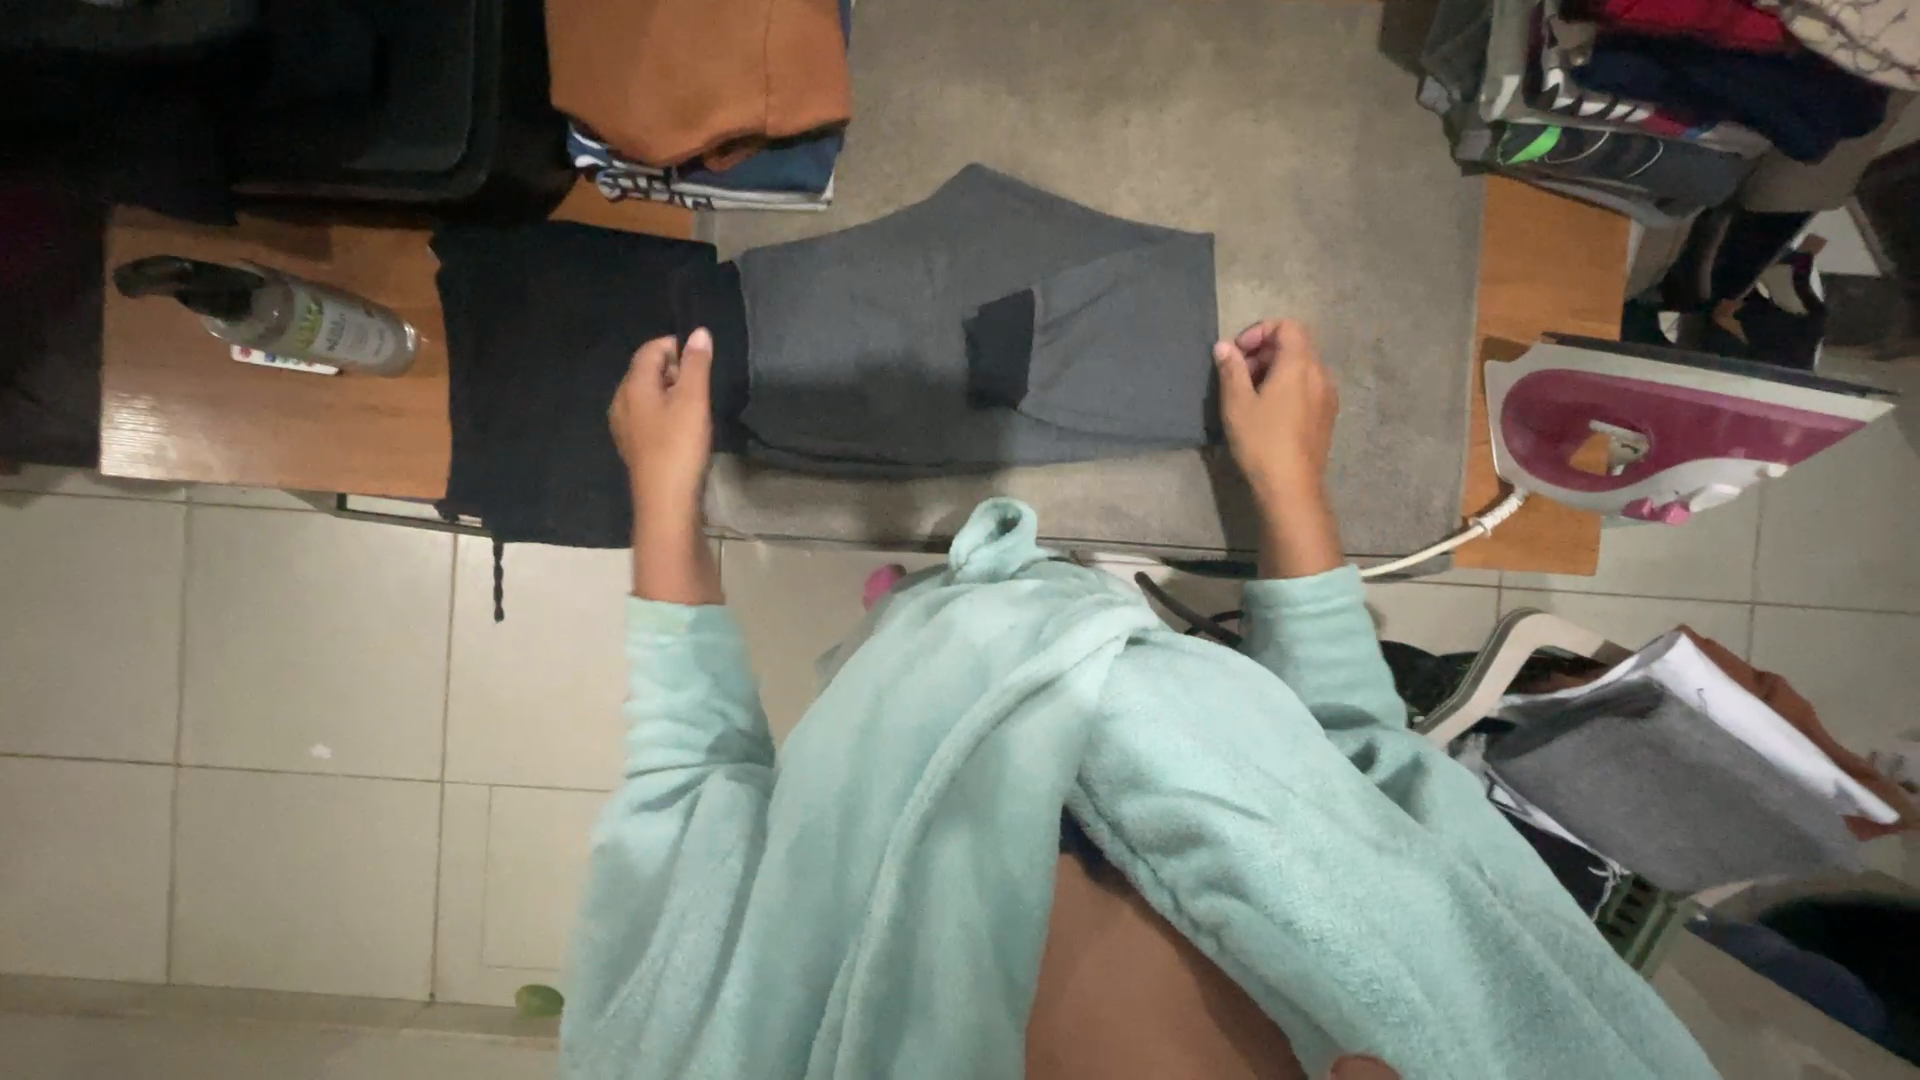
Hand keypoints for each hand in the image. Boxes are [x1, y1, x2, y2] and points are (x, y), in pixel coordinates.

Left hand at [610, 328, 713, 522]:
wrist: (666, 500)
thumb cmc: (679, 446)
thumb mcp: (693, 400)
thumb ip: (696, 364)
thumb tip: (700, 332)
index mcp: (632, 386)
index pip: (650, 350)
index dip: (676, 346)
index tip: (702, 359)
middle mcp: (622, 401)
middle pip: (647, 372)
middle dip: (675, 370)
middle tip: (702, 386)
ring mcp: (625, 426)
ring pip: (648, 396)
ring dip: (672, 394)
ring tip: (697, 408)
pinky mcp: (634, 446)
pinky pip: (649, 417)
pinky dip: (666, 414)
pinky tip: (684, 430)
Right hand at [1213, 318, 1337, 504]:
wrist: (1291, 484)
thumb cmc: (1261, 440)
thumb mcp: (1237, 404)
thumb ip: (1231, 370)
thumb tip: (1224, 347)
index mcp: (1299, 364)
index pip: (1287, 326)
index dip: (1259, 331)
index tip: (1237, 353)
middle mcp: (1320, 373)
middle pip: (1295, 345)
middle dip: (1263, 351)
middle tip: (1237, 375)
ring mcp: (1328, 394)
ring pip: (1302, 366)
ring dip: (1274, 369)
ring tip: (1250, 394)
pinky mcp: (1327, 414)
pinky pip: (1308, 385)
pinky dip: (1288, 385)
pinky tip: (1269, 411)